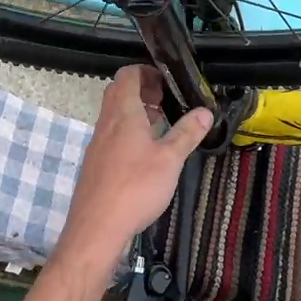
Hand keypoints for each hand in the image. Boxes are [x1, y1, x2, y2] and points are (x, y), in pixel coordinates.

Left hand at [24, 65, 212, 300]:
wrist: (96, 229)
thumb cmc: (135, 187)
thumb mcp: (169, 159)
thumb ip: (187, 133)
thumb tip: (206, 111)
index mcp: (123, 112)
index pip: (128, 74)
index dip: (146, 71)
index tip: (166, 82)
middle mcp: (106, 121)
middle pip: (119, 91)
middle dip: (142, 91)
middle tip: (165, 102)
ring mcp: (97, 143)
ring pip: (114, 114)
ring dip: (135, 112)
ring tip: (159, 126)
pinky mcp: (95, 163)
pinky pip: (111, 134)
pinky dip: (127, 132)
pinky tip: (144, 155)